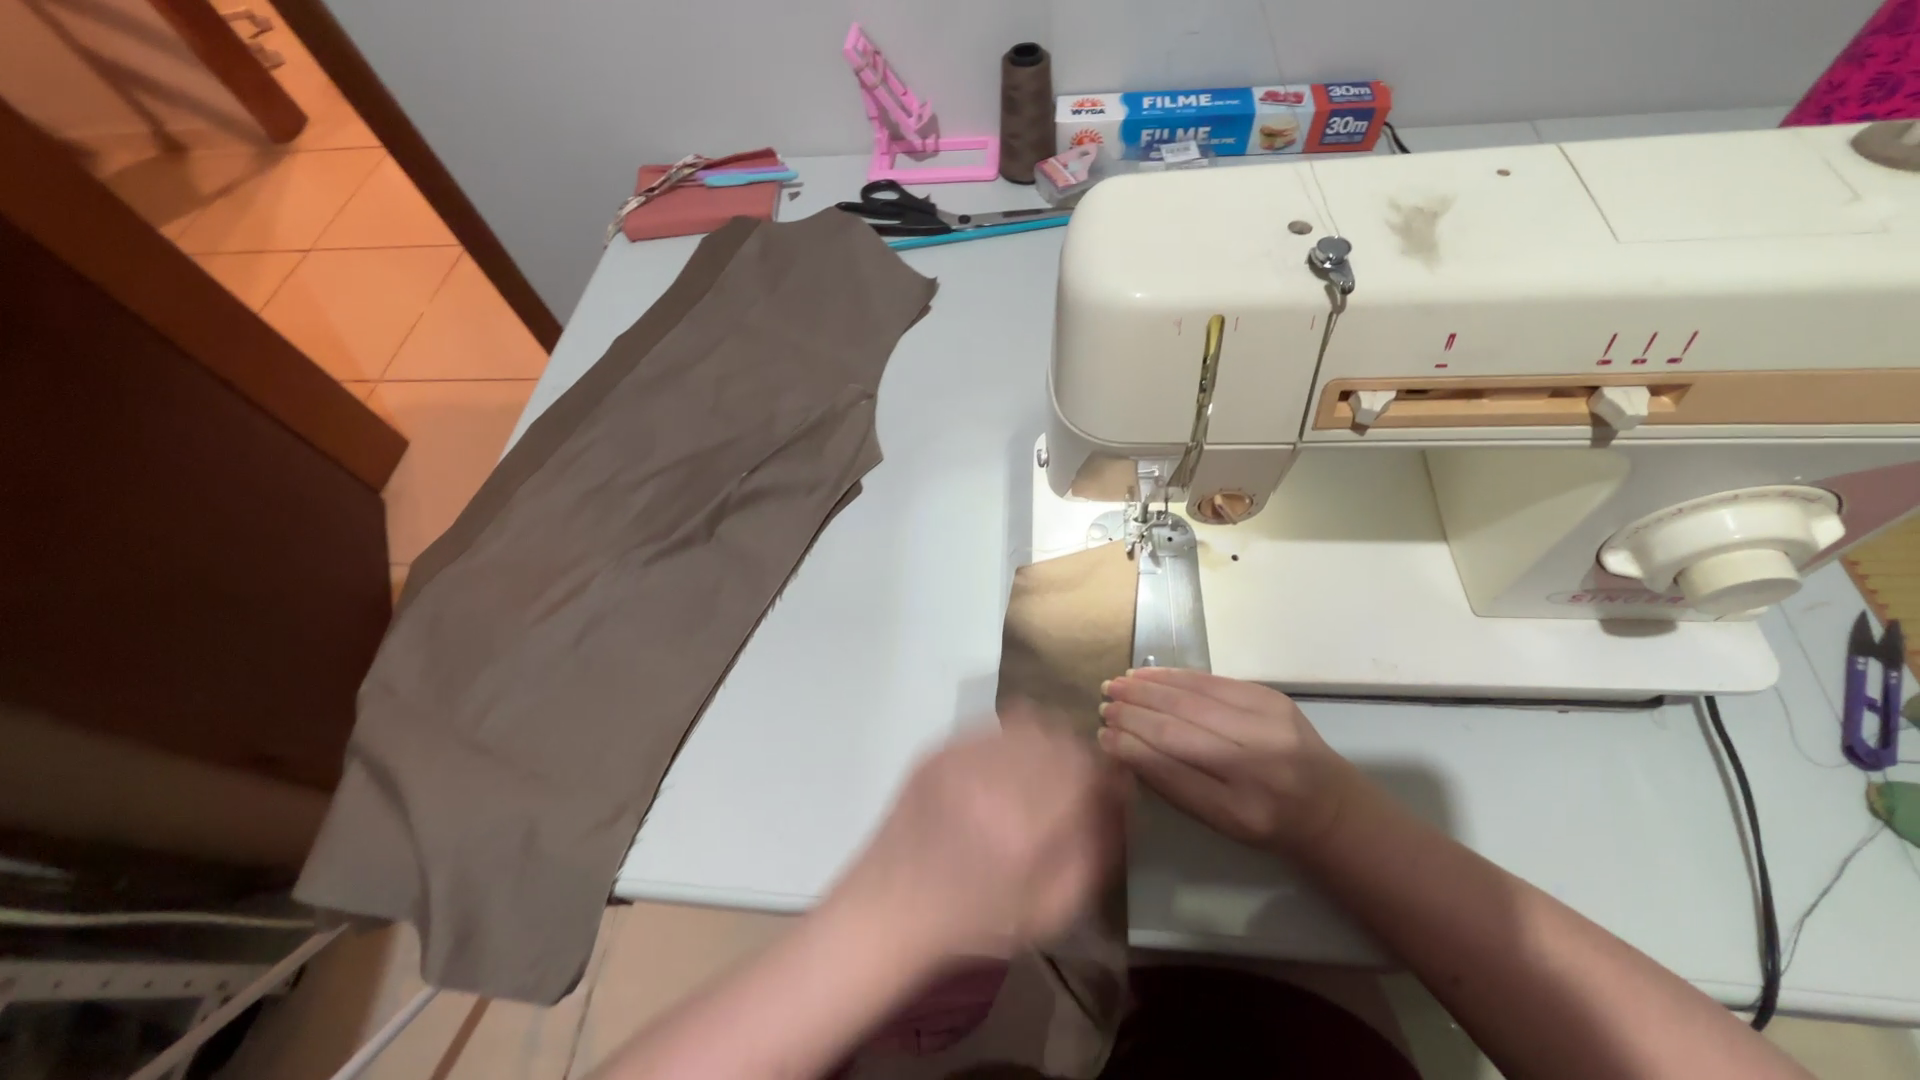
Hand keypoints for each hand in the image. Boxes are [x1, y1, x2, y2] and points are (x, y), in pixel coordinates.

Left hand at [828, 711, 1125, 962]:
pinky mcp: (937, 751)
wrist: (888, 911)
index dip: (1108, 775)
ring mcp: (960, 759)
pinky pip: (993, 728)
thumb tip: (1121, 802)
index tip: (1112, 789)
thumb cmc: (974, 923)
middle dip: (1079, 758)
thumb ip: (1094, 853)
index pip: (1088, 769)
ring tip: (1042, 774)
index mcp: (1026, 824)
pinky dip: (1012, 741)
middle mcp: (993, 779)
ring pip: (1029, 723)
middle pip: (1061, 738)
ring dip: (1047, 744)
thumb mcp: (1050, 910)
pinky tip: (1006, 770)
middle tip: (1077, 784)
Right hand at [1097, 668, 1353, 855]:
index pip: (1170, 771)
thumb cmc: (1263, 821)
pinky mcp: (1272, 699)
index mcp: (1238, 809)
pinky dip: (1176, 677)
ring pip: (1193, 700)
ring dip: (1148, 689)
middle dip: (1134, 713)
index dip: (1131, 750)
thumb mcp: (1217, 820)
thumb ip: (1172, 785)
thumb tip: (1123, 745)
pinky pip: (1213, 682)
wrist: (1329, 806)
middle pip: (1179, 730)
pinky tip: (1150, 675)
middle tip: (1103, 704)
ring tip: (1117, 685)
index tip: (1102, 735)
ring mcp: (1268, 727)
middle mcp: (1256, 766)